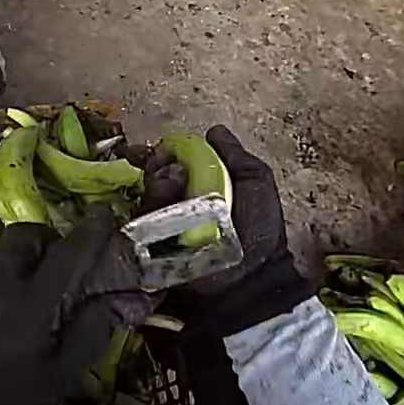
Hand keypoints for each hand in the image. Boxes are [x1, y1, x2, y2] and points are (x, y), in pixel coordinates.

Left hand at [0, 205, 151, 404]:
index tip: (106, 215)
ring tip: (19, 268)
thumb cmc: (14, 398)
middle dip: (45, 240)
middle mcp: (0, 284)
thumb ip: (96, 326)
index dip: (91, 231)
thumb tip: (133, 299)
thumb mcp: (65, 369)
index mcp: (35, 305)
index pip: (70, 254)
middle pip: (26, 235)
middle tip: (53, 257)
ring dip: (12, 248)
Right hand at [143, 126, 310, 336]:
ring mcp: (165, 229)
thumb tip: (214, 130)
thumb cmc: (260, 227)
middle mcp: (178, 205)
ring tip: (171, 181)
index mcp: (200, 187)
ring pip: (146, 199)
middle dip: (154, 164)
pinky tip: (164, 205)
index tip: (154, 148)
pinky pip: (143, 227)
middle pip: (152, 177)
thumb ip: (236, 156)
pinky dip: (150, 211)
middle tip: (162, 163)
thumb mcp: (256, 182)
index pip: (170, 163)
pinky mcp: (156, 252)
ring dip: (156, 185)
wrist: (255, 274)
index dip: (159, 153)